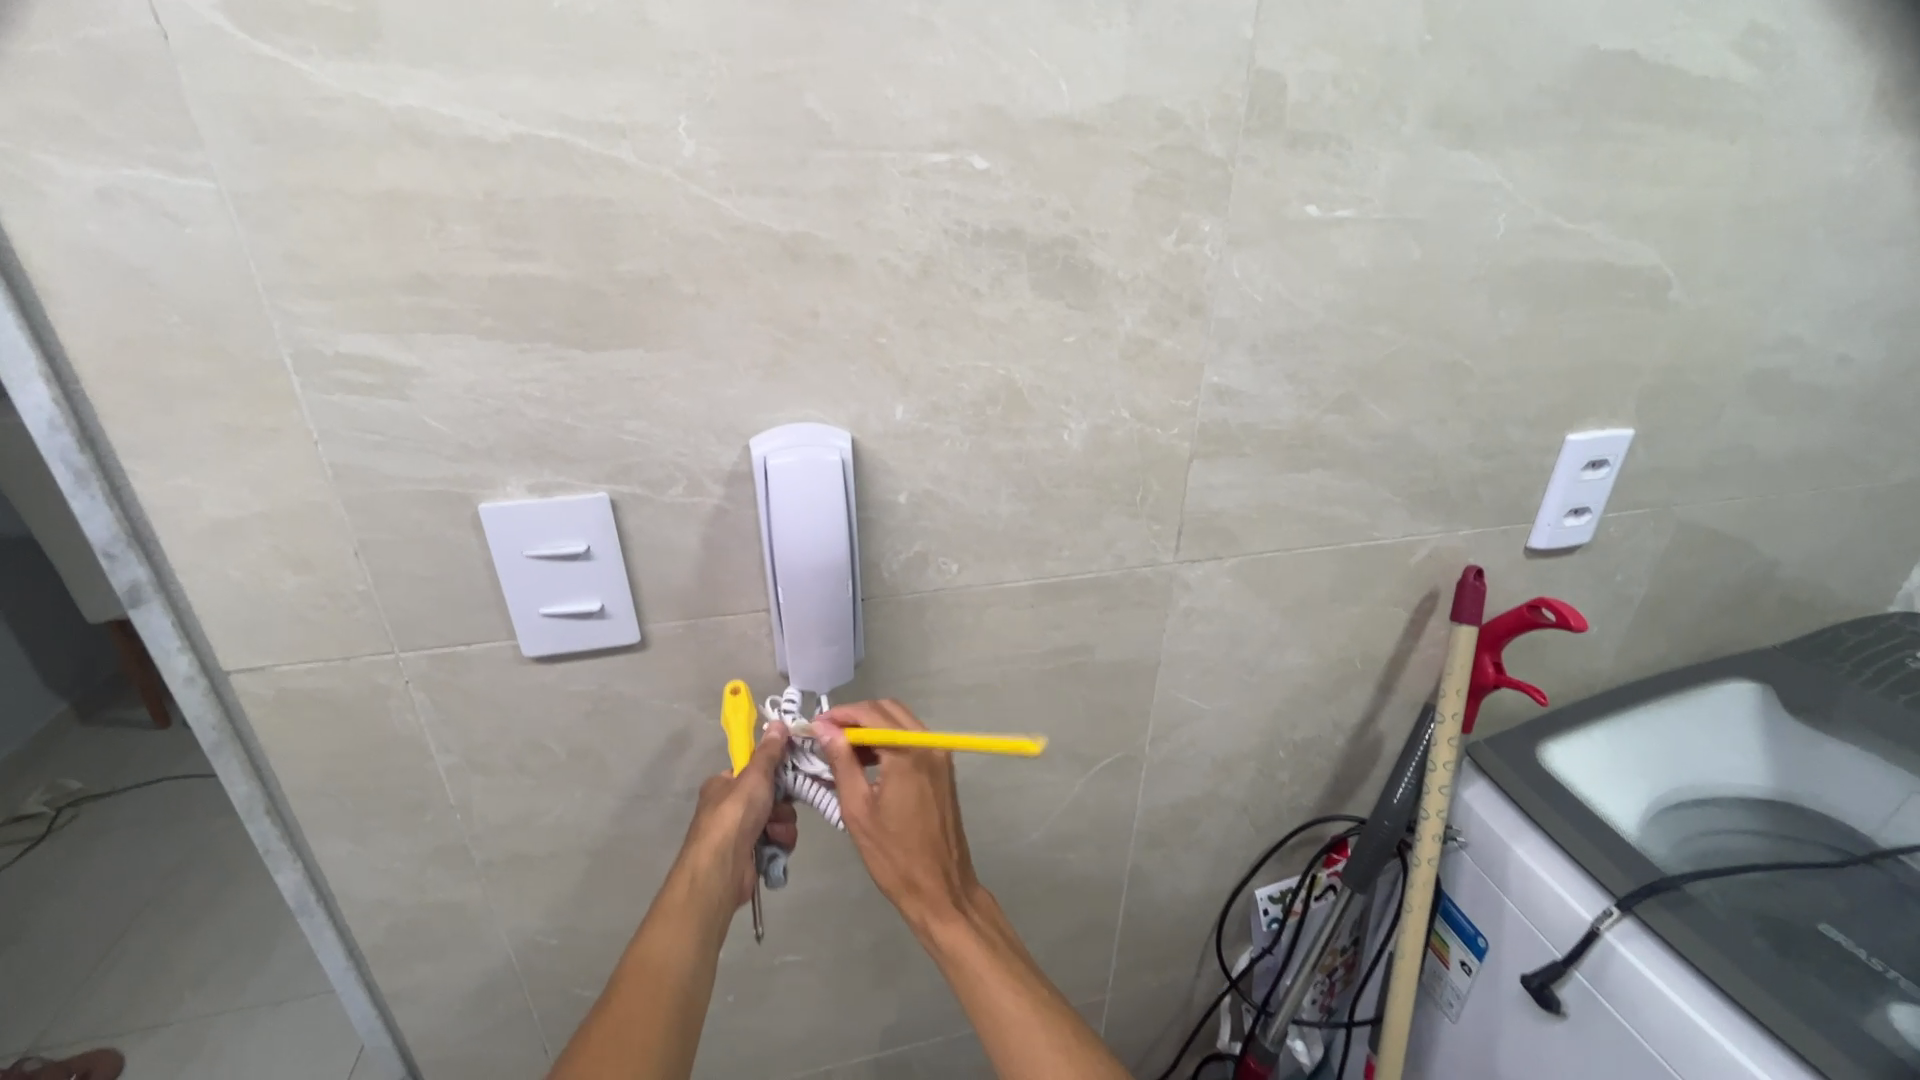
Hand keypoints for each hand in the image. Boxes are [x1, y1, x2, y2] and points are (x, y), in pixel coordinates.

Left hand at [680, 721, 798, 908]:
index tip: (788, 774)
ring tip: (774, 832)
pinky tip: (774, 847)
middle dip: (781, 804)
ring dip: (782, 824)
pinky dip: (779, 842)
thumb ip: (769, 752)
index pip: (754, 771)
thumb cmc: (734, 815)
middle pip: (770, 796)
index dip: (772, 773)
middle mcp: (730, 807)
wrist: (721, 868)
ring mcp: (739, 832)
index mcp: (723, 785)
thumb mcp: (755, 776)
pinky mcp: (750, 854)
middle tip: (779, 807)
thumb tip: (778, 722)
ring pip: (777, 818)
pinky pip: (776, 840)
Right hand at [810, 700, 983, 933]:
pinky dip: (888, 741)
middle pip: (888, 710)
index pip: (870, 713)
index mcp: (908, 752)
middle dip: (855, 718)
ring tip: (840, 751)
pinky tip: (866, 762)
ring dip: (871, 728)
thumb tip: (823, 729)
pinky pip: (912, 739)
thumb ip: (841, 762)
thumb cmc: (894, 856)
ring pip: (901, 722)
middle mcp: (929, 744)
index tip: (814, 726)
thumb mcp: (858, 809)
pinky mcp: (943, 768)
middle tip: (826, 736)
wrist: (941, 888)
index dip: (839, 715)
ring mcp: (940, 755)